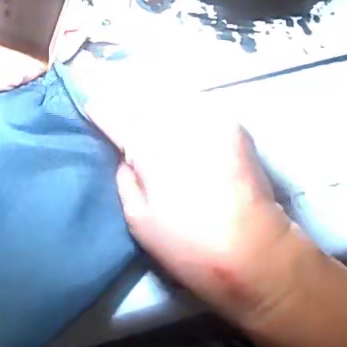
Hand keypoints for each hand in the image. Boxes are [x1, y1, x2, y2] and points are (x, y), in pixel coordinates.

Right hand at [81, 85, 317, 327]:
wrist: (257, 253)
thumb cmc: (189, 245)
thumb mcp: (137, 217)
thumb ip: (124, 174)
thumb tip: (126, 153)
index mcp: (149, 143)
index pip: (112, 112)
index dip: (98, 109)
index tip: (89, 107)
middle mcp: (178, 119)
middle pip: (139, 95)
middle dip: (123, 97)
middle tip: (109, 99)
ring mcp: (208, 116)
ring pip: (167, 93)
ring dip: (151, 98)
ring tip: (140, 105)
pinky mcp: (231, 122)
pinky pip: (194, 102)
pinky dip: (178, 104)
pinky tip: (173, 114)